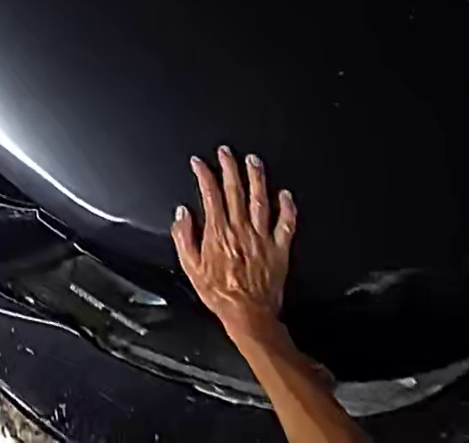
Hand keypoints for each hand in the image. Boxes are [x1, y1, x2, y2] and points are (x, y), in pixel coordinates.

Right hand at [172, 147, 296, 340]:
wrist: (249, 317)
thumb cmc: (220, 294)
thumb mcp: (191, 268)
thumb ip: (183, 237)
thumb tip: (182, 213)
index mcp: (219, 232)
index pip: (210, 193)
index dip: (204, 173)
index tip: (199, 162)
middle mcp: (240, 229)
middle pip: (235, 189)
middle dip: (229, 166)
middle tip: (226, 151)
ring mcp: (261, 238)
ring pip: (260, 200)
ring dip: (256, 177)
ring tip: (253, 160)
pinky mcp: (279, 249)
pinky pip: (285, 225)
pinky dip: (287, 208)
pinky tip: (285, 194)